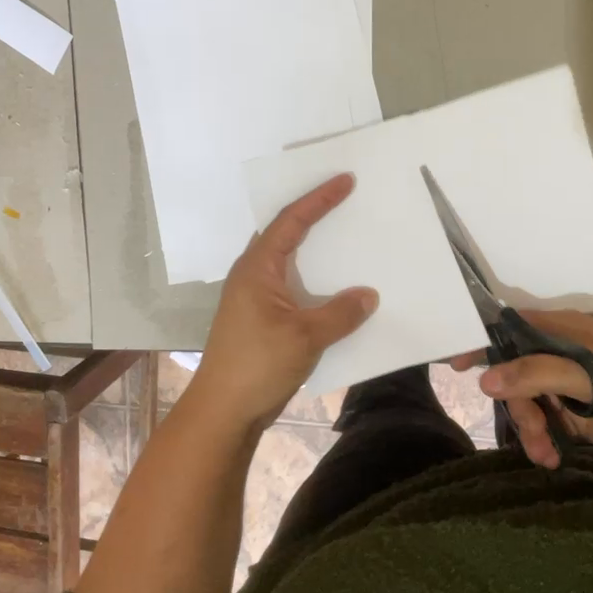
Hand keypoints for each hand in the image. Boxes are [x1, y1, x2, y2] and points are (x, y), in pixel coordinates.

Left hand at [190, 174, 378, 432]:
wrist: (224, 411)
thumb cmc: (257, 365)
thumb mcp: (305, 337)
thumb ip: (340, 313)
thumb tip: (369, 295)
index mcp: (257, 268)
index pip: (290, 221)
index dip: (319, 199)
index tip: (345, 180)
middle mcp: (253, 277)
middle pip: (285, 235)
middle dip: (315, 218)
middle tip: (347, 203)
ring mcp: (256, 300)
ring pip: (291, 265)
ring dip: (317, 253)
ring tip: (349, 241)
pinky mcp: (262, 322)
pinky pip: (294, 291)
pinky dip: (316, 285)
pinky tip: (339, 292)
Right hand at [455, 311, 592, 491]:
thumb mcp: (588, 378)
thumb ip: (536, 375)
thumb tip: (485, 380)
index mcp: (569, 330)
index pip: (515, 327)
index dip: (486, 342)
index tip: (458, 364)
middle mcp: (565, 353)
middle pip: (516, 372)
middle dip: (518, 404)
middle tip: (530, 427)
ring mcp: (570, 385)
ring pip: (527, 402)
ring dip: (531, 429)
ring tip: (544, 453)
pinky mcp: (576, 415)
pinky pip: (543, 423)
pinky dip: (542, 441)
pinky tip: (551, 459)